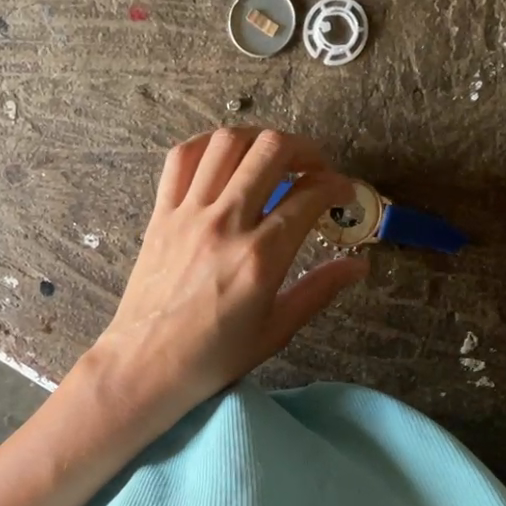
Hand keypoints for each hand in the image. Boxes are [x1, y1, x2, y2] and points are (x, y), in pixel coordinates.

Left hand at [78, 128, 367, 421]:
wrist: (145, 365)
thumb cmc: (213, 357)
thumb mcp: (276, 331)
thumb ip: (319, 290)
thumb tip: (360, 265)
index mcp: (260, 256)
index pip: (309, 196)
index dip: (337, 186)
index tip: (343, 195)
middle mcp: (226, 223)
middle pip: (271, 151)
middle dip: (305, 150)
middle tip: (315, 169)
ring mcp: (189, 214)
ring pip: (227, 142)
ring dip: (259, 139)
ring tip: (273, 158)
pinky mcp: (161, 214)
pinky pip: (182, 158)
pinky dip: (207, 145)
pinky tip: (224, 158)